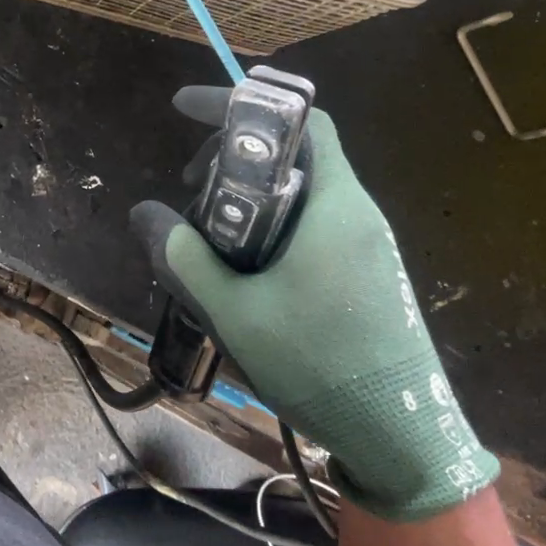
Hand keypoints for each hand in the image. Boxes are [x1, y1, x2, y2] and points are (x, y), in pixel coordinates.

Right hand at [131, 91, 499, 521]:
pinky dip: (267, 220)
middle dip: (231, 154)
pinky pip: (311, 222)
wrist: (402, 440)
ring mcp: (365, 245)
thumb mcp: (234, 310)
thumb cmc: (318, 363)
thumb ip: (183, 256)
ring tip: (205, 229)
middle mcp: (357, 214)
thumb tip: (142, 212)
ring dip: (246, 192)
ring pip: (299, 189)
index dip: (241, 104)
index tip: (185, 109)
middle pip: (293, 152)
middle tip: (188, 182)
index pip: (302, 123)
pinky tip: (239, 263)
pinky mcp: (365, 273)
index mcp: (335, 208)